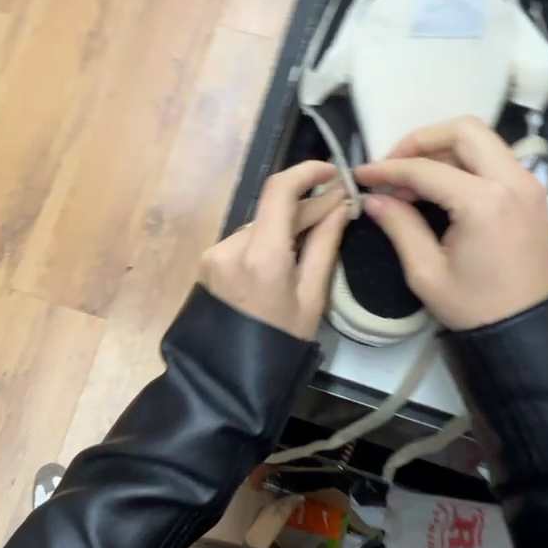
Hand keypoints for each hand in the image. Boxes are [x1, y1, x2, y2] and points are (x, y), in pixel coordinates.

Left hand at [201, 160, 348, 339]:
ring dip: (283, 227)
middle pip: (271, 211)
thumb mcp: (313, 296)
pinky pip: (242, 242)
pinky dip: (264, 243)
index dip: (307, 172)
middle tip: (337, 209)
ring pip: (257, 227)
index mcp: (261, 255)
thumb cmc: (282, 342)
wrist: (232, 375)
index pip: (279, 190)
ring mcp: (214, 255)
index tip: (331, 172)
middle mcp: (231, 247)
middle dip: (304, 208)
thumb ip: (325, 244)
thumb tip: (340, 204)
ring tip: (310, 242)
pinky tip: (280, 261)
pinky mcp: (207, 264)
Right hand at [352, 117, 547, 330]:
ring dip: (442, 149)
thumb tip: (373, 199)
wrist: (530, 328)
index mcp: (483, 201)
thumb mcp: (425, 272)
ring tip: (412, 180)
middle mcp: (512, 180)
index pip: (426, 168)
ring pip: (482, 139)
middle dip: (420, 141)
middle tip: (393, 166)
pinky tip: (438, 188)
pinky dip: (463, 162)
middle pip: (464, 130)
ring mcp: (528, 183)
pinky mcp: (532, 192)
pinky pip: (494, 158)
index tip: (361, 175)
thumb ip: (399, 226)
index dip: (387, 168)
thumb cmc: (474, 306)